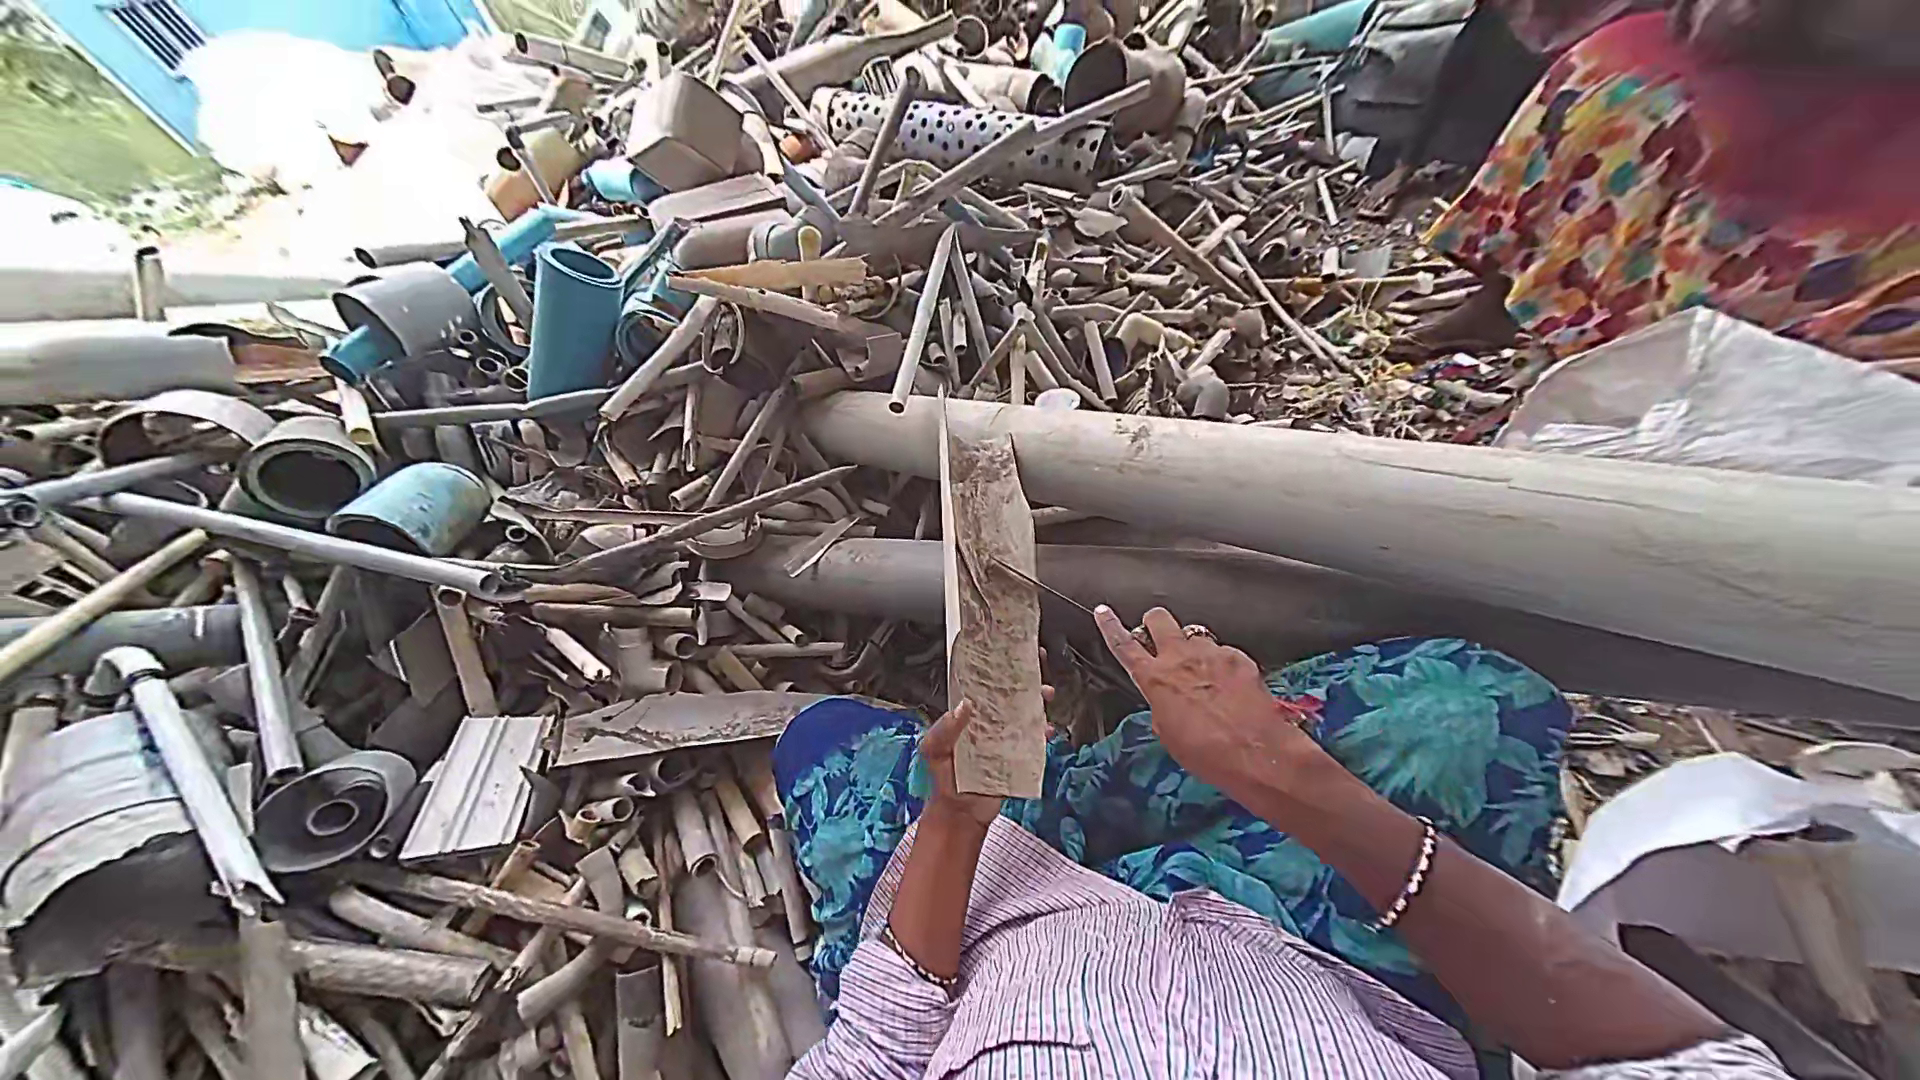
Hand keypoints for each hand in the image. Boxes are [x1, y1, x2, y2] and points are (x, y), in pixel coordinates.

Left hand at [919, 663, 1055, 829]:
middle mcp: (992, 723)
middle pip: (1014, 696)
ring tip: (1045, 695)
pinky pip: (1036, 741)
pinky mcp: (1020, 757)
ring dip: (1039, 702)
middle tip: (1037, 671)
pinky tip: (1047, 729)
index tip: (1012, 653)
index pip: (987, 687)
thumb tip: (964, 706)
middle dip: (1028, 681)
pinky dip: (1044, 733)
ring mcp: (1008, 739)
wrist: (959, 812)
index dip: (999, 670)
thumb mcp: (933, 749)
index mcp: (972, 715)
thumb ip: (945, 729)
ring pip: (1028, 714)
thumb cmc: (944, 776)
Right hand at [1093, 604, 1320, 791]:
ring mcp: (1212, 653)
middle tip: (1161, 639)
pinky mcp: (1240, 657)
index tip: (1102, 611)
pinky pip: (1225, 652)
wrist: (1257, 755)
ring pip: (1195, 634)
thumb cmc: (1206, 754)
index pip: (1123, 644)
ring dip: (1194, 648)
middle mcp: (1180, 658)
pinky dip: (1224, 664)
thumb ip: (1161, 704)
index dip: (1110, 626)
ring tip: (1204, 672)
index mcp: (1154, 678)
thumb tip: (1166, 697)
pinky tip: (1232, 686)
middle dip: (1155, 624)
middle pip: (1159, 619)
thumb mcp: (1168, 733)